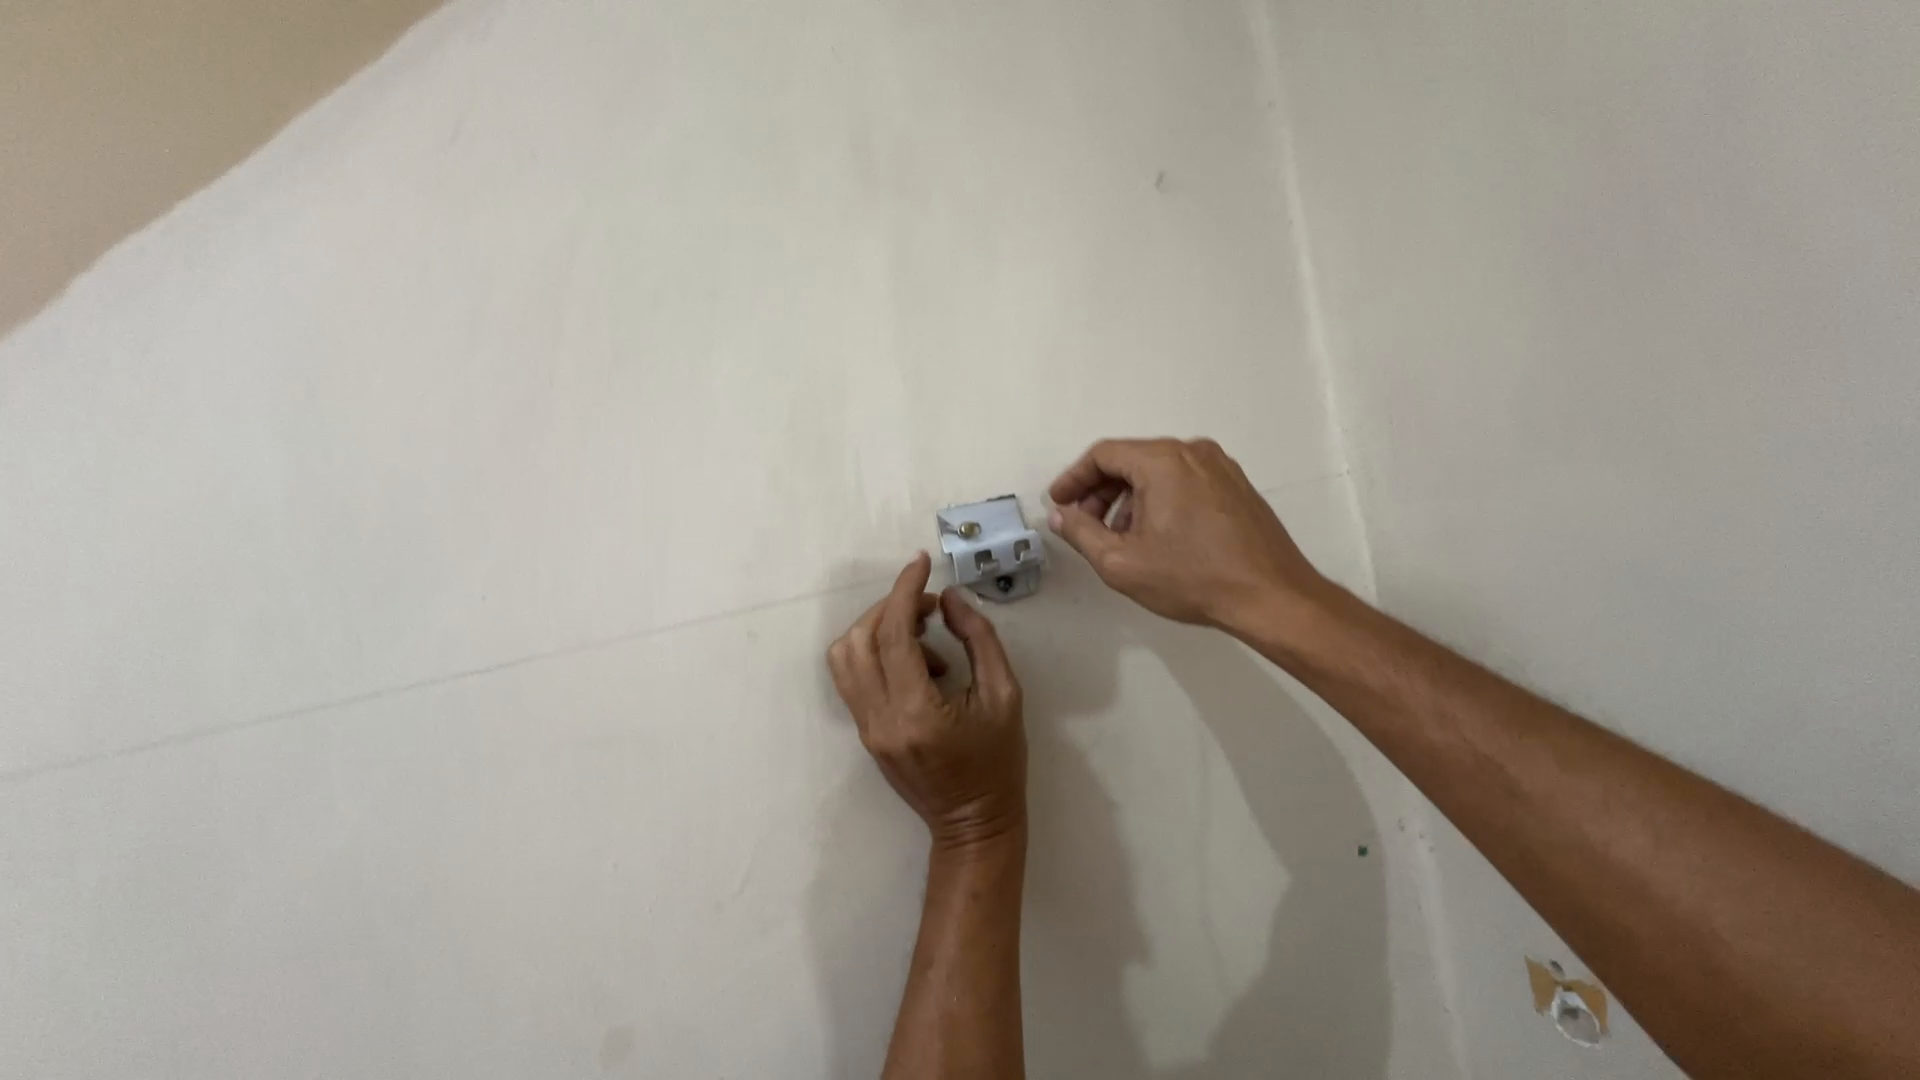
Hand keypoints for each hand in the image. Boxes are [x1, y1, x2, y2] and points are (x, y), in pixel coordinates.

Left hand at [827, 553, 1026, 850]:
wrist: (974, 823)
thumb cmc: (998, 762)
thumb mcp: (1005, 696)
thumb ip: (978, 639)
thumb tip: (949, 598)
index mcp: (916, 711)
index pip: (893, 634)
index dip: (905, 591)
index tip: (921, 563)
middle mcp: (879, 719)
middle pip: (860, 639)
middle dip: (892, 607)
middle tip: (931, 608)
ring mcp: (866, 729)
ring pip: (845, 657)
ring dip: (877, 629)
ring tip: (921, 638)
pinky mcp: (864, 734)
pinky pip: (851, 678)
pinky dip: (874, 653)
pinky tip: (914, 665)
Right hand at [1047, 437, 1328, 634]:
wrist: (1271, 597)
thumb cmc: (1192, 578)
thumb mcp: (1121, 562)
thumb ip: (1081, 533)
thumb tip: (1061, 515)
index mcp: (1163, 461)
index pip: (1103, 455)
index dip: (1073, 479)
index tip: (1058, 504)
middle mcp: (1193, 452)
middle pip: (1131, 460)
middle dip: (1100, 491)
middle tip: (1084, 525)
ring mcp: (1220, 467)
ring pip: (1158, 472)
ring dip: (1129, 499)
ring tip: (1120, 538)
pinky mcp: (1237, 486)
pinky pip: (1184, 482)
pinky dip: (1160, 500)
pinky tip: (1156, 537)